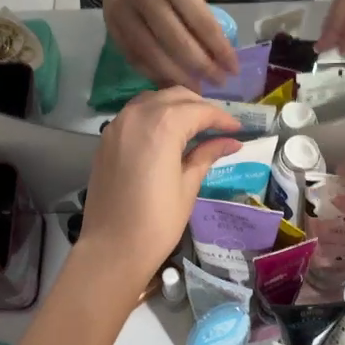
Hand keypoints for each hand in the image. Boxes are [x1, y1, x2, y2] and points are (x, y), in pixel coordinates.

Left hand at [77, 88, 241, 285]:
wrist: (112, 248)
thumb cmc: (157, 222)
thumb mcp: (188, 186)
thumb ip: (207, 155)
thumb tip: (231, 142)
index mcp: (163, 125)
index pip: (199, 111)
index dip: (222, 118)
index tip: (238, 129)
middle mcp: (138, 115)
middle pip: (175, 96)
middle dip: (200, 107)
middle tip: (218, 127)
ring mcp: (118, 125)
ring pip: (153, 100)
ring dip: (176, 107)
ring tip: (195, 127)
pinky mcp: (106, 138)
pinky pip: (135, 114)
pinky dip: (154, 115)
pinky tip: (167, 134)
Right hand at [100, 0, 238, 88]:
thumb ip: (193, 6)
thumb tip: (210, 48)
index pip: (200, 22)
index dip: (219, 49)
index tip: (233, 68)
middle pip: (177, 43)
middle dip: (201, 68)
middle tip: (218, 83)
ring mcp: (122, 10)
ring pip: (152, 54)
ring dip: (176, 76)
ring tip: (195, 89)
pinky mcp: (109, 21)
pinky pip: (132, 54)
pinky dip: (151, 70)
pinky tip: (167, 79)